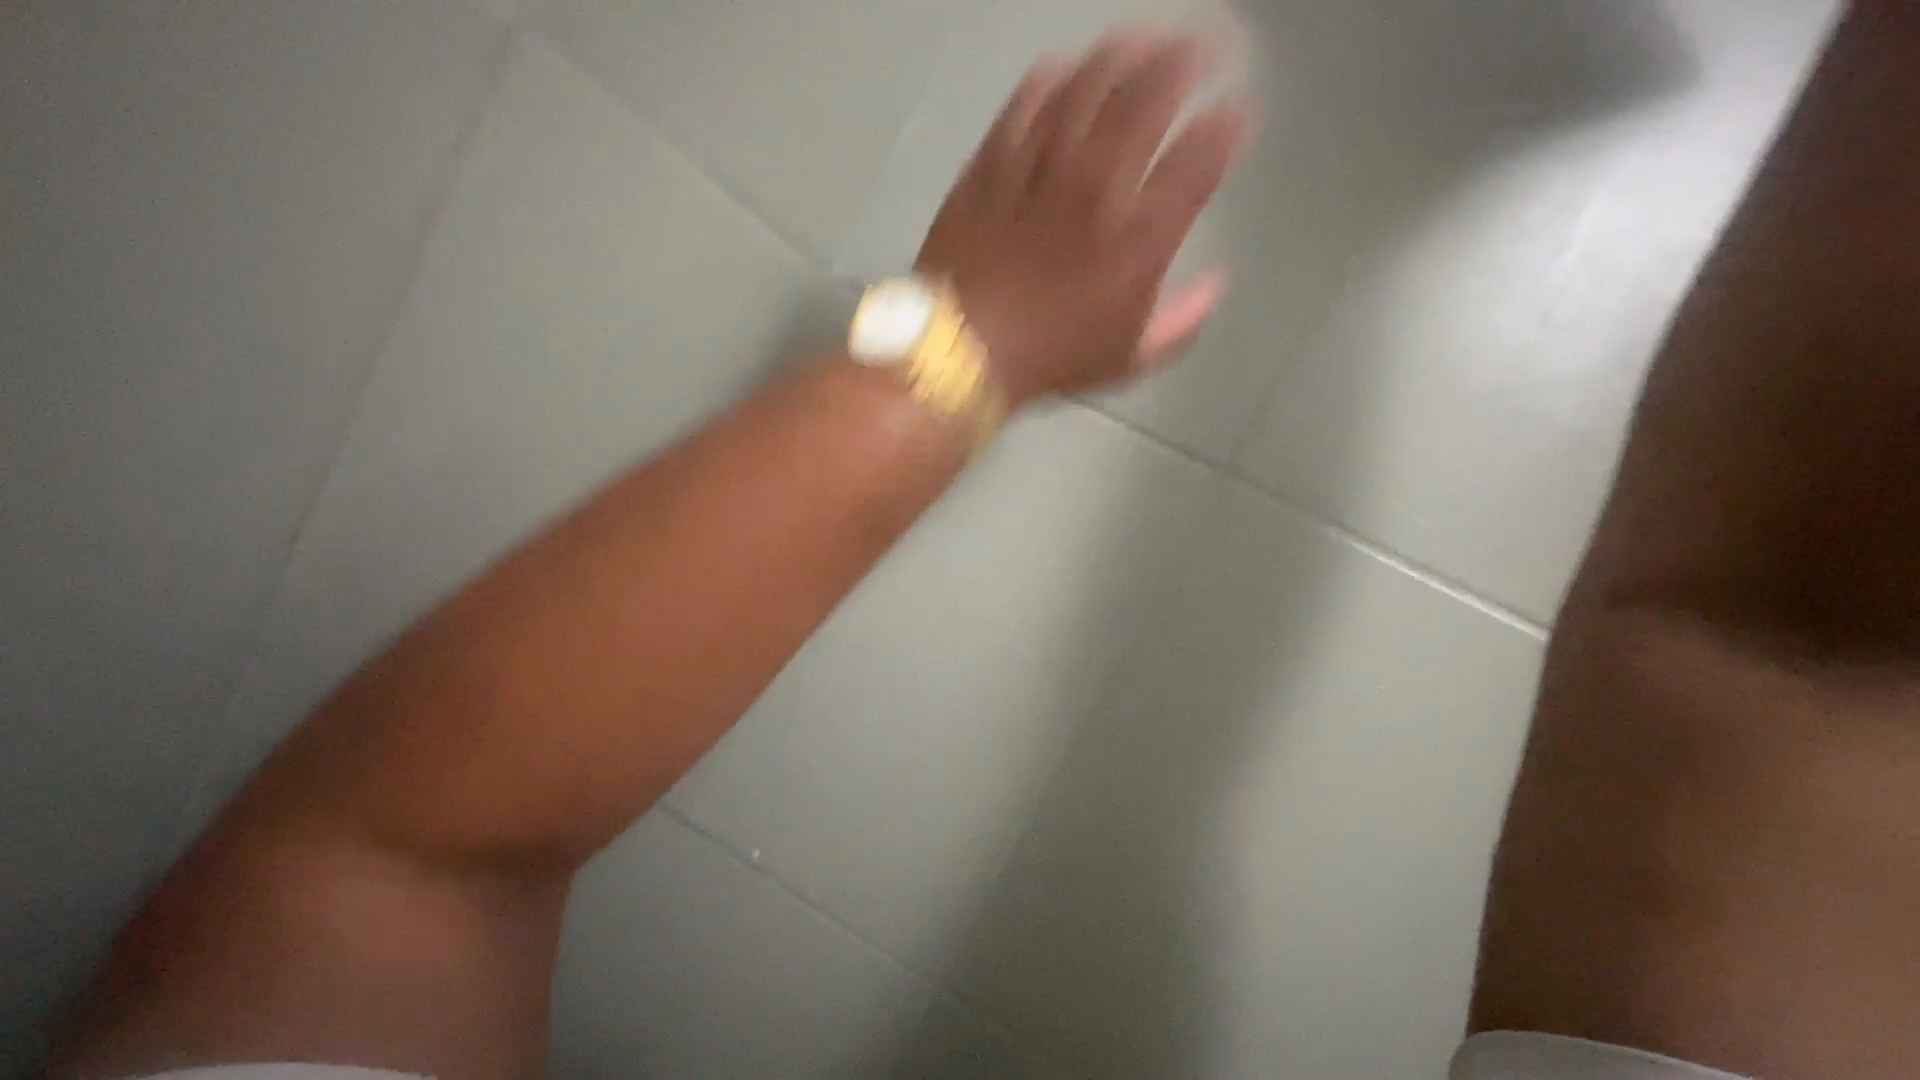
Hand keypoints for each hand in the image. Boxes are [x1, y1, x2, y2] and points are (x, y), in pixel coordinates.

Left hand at [915, 31, 1251, 407]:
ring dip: (1123, 55)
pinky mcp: (993, 164)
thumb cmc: (1051, 361)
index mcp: (1140, 238)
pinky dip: (1050, 79)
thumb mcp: (1130, 358)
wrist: (962, 351)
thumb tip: (1214, 286)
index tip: (1237, 113)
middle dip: (1186, 61)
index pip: (1198, 161)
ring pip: (1088, 88)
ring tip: (1143, 37)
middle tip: (1204, 43)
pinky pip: (1025, 104)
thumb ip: (1181, 321)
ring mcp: (1040, 169)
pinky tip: (1064, 66)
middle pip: (1148, 100)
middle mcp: (1097, 188)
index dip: (1225, 129)